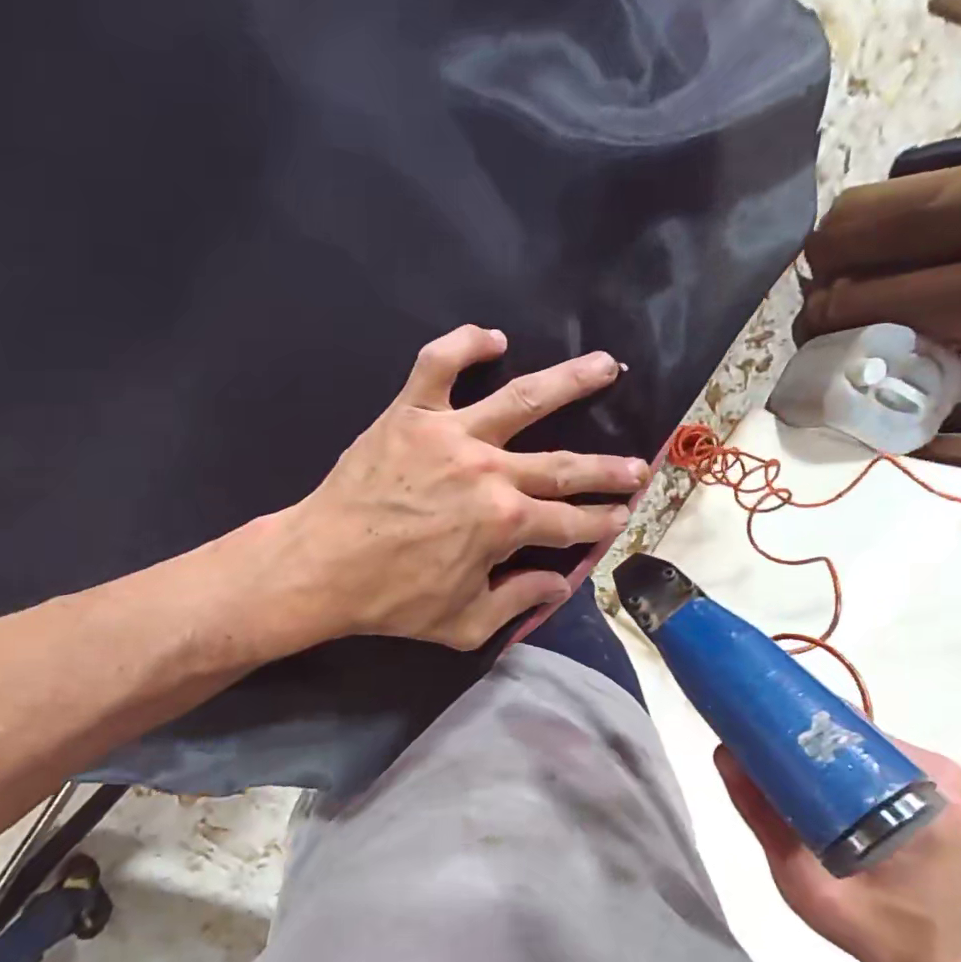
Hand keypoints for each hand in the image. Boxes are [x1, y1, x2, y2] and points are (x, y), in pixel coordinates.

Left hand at [268, 325, 647, 649]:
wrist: (320, 567)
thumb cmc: (391, 601)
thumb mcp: (463, 624)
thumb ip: (519, 602)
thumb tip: (561, 584)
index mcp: (505, 526)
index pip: (569, 524)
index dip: (600, 522)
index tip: (621, 516)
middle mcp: (489, 472)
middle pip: (563, 467)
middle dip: (607, 469)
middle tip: (640, 464)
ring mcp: (451, 435)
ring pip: (522, 399)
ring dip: (570, 382)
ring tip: (605, 365)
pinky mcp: (411, 413)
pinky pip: (439, 365)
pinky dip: (465, 345)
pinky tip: (494, 337)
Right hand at [715, 739, 960, 961]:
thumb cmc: (867, 926)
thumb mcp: (803, 880)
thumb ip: (763, 818)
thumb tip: (725, 753)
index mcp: (926, 797)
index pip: (857, 734)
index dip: (806, 723)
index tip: (764, 721)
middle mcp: (941, 781)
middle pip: (860, 735)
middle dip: (809, 735)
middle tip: (763, 740)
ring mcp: (942, 785)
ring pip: (865, 744)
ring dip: (823, 749)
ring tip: (781, 758)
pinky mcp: (934, 792)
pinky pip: (876, 761)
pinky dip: (841, 764)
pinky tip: (812, 777)